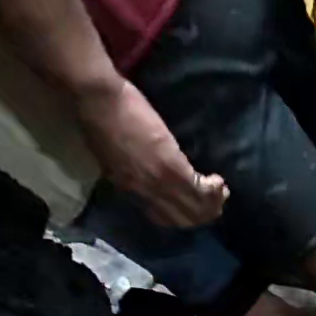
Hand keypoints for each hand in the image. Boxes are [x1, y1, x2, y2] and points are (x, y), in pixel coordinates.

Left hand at [73, 76, 227, 226]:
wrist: (96, 96)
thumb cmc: (97, 115)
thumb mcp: (109, 154)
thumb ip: (130, 171)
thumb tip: (146, 177)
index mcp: (130, 189)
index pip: (164, 218)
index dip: (184, 216)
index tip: (194, 202)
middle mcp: (146, 192)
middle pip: (184, 219)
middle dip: (204, 212)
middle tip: (215, 198)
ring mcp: (160, 180)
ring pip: (196, 208)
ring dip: (213, 201)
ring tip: (219, 188)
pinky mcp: (172, 166)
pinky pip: (201, 190)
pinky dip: (214, 188)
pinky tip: (217, 179)